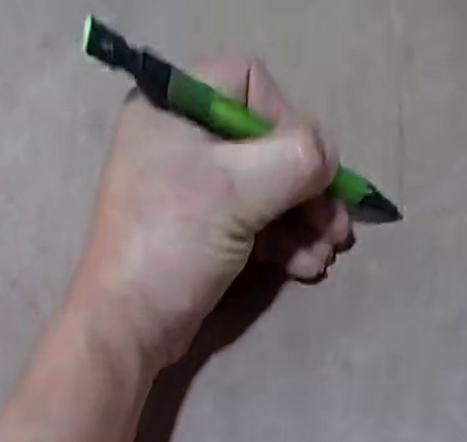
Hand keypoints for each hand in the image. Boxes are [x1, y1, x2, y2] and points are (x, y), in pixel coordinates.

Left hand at [67, 58, 353, 372]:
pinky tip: (309, 267)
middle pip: (266, 147)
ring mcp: (191, 196)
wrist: (128, 329)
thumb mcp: (236, 191)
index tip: (309, 169)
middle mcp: (180, 145)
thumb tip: (328, 161)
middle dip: (308, 188)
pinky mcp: (201, 239)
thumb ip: (296, 159)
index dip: (288, 122)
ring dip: (305, 222)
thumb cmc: (171, 246)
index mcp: (171, 112)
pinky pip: (254, 227)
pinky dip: (285, 244)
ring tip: (329, 253)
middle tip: (339, 224)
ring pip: (267, 192)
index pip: (248, 86)